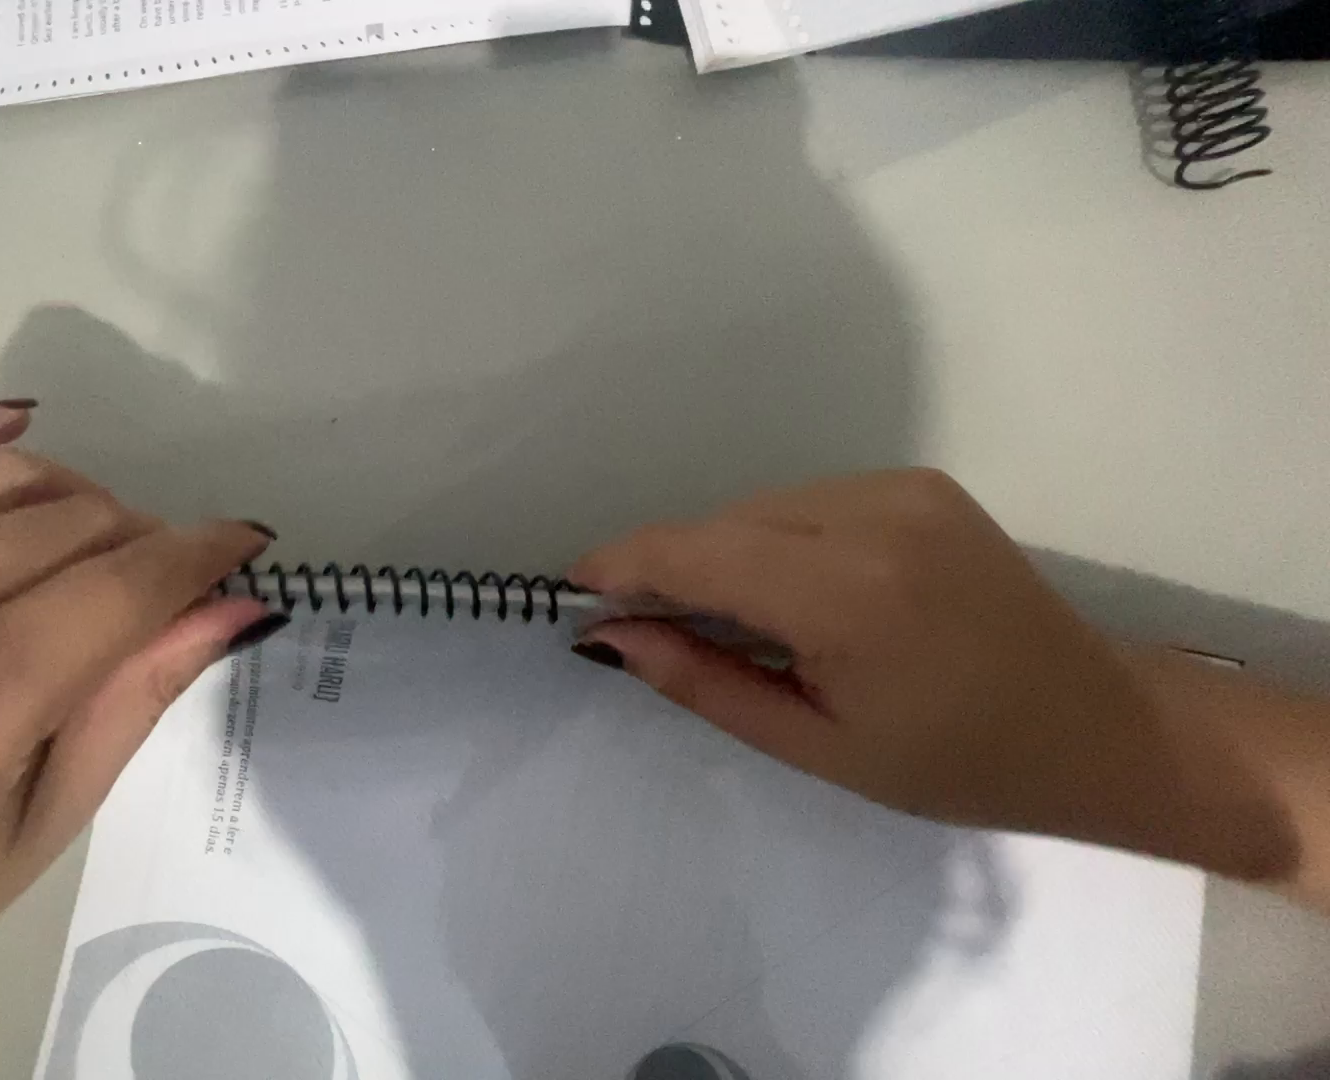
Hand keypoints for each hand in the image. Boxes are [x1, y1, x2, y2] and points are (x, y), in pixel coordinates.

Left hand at [0, 400, 277, 1079]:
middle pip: (71, 524)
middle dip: (146, 537)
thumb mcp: (54, 816)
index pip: (127, 585)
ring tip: (99, 535)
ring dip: (74, 495)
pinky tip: (6, 422)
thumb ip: (142, 694)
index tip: (245, 539)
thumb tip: (235, 606)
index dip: (202, 554)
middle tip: (167, 576)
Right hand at [570, 469, 1298, 883]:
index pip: (695, 552)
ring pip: (748, 510)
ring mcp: (899, 489)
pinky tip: (784, 591)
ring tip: (730, 619)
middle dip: (664, 570)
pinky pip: (793, 503)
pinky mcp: (911, 482)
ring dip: (714, 556)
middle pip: (715, 526)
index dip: (620, 564)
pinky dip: (761, 542)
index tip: (574, 591)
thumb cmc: (956, 763)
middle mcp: (874, 516)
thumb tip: (606, 634)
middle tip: (645, 626)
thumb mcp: (810, 745)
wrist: (1109, 729)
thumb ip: (696, 680)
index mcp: (852, 595)